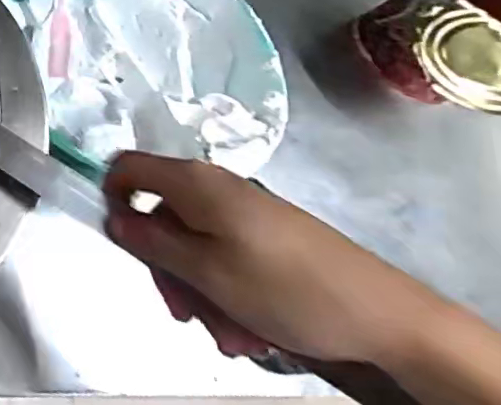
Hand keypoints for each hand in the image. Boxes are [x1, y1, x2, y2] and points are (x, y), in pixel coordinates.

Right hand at [105, 152, 451, 366]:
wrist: (387, 316)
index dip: (113, 197)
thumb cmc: (287, 288)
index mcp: (193, 182)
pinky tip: (249, 330)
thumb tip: (115, 220)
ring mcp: (242, 211)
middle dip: (166, 267)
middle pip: (160, 215)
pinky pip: (225, 256)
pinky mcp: (265, 236)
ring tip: (229, 334)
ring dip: (199, 291)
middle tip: (184, 311)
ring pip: (193, 245)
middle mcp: (213, 187)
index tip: (123, 243)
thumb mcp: (208, 274)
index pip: (128, 166)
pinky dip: (226, 291)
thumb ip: (153, 244)